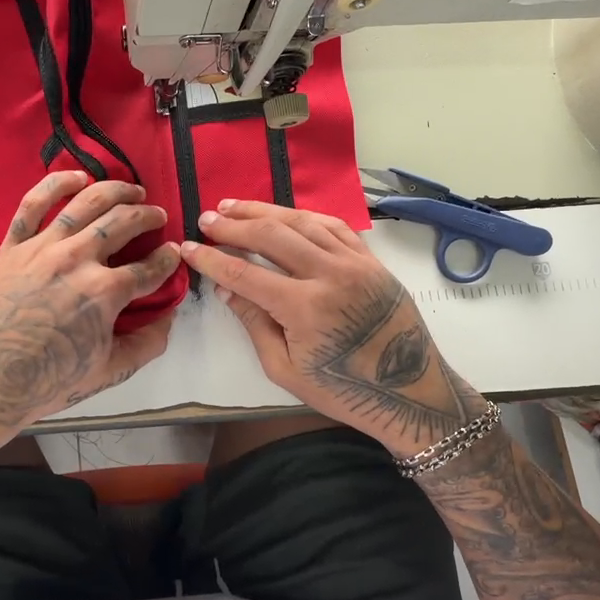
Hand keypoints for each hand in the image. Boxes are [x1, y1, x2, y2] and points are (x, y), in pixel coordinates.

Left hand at [0, 171, 181, 432]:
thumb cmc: (48, 381)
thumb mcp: (109, 371)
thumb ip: (148, 343)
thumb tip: (169, 318)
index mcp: (105, 292)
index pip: (150, 268)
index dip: (168, 260)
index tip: (173, 254)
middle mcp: (77, 260)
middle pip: (123, 223)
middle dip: (148, 216)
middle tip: (157, 216)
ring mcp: (41, 248)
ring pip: (86, 203)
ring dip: (116, 191)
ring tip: (131, 190)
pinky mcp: (11, 246)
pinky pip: (33, 204)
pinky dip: (56, 184)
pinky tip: (78, 178)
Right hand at [179, 199, 485, 459]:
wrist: (411, 393)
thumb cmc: (342, 391)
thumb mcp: (285, 369)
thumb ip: (255, 323)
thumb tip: (227, 289)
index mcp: (304, 308)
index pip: (244, 272)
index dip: (211, 259)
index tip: (188, 248)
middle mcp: (330, 275)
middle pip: (271, 235)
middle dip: (233, 225)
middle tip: (206, 219)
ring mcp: (355, 263)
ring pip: (302, 222)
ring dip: (264, 211)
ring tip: (234, 206)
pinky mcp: (372, 261)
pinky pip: (334, 226)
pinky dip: (304, 216)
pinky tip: (284, 215)